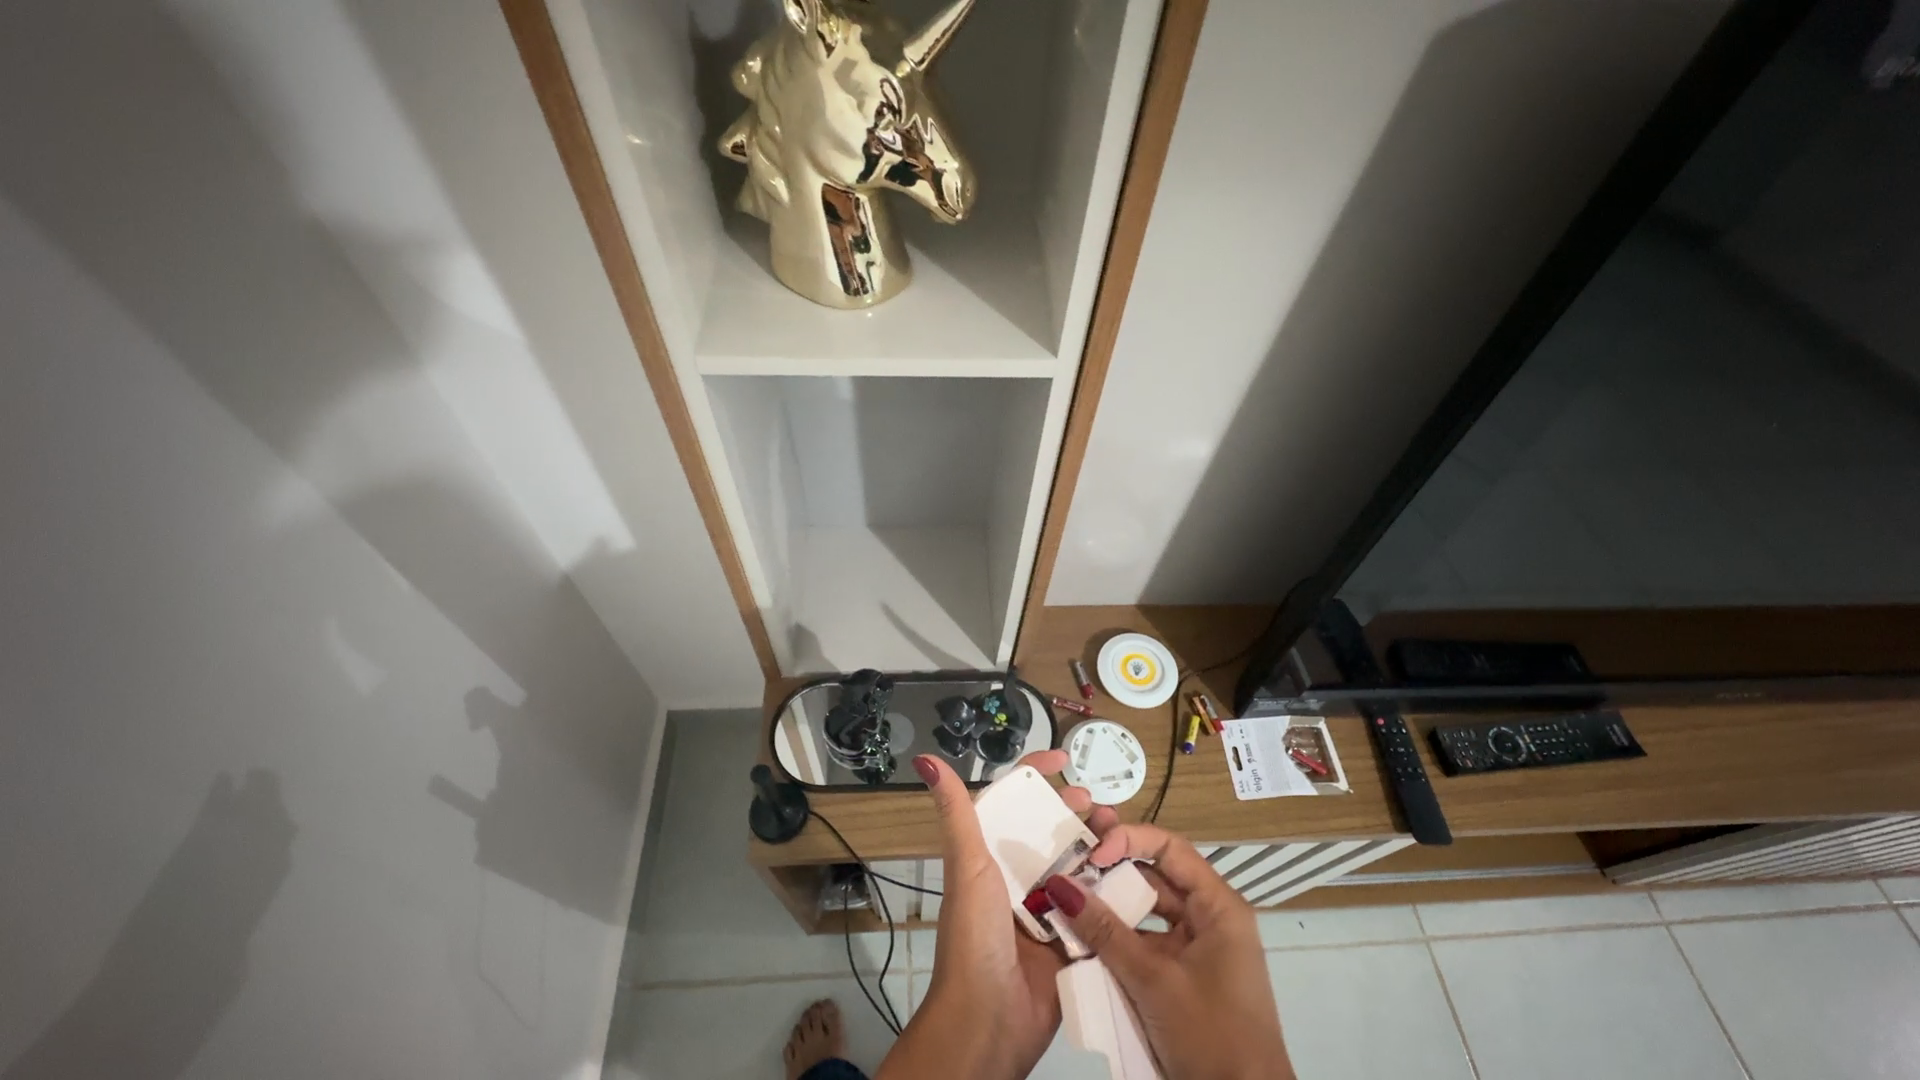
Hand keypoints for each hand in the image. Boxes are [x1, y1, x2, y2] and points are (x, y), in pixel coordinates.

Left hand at [875, 750, 1093, 1079]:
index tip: (1064, 760)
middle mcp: (1020, 878)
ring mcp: (1049, 909)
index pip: (1014, 802)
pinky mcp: (1073, 939)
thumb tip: (927, 760)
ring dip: (1102, 847)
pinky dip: (1114, 889)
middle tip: (1103, 808)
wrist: (989, 1019)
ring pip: (1080, 865)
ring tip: (1123, 836)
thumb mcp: (967, 867)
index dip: (1036, 775)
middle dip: (1079, 813)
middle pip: (1055, 831)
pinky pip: (1097, 906)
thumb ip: (956, 814)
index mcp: (991, 857)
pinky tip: (1136, 873)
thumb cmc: (974, 936)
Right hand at [1043, 823, 1293, 1079]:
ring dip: (1109, 911)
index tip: (1090, 855)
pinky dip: (1116, 943)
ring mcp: (1197, 951)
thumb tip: (1058, 884)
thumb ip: (1104, 931)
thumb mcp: (1152, 979)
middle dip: (1110, 875)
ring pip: (1146, 914)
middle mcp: (1210, 919)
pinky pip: (1145, 946)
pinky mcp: (1183, 979)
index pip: (1169, 847)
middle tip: (1065, 873)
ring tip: (1065, 904)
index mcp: (1219, 906)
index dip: (1128, 840)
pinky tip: (1081, 943)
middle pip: (1155, 878)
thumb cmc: (1210, 1033)